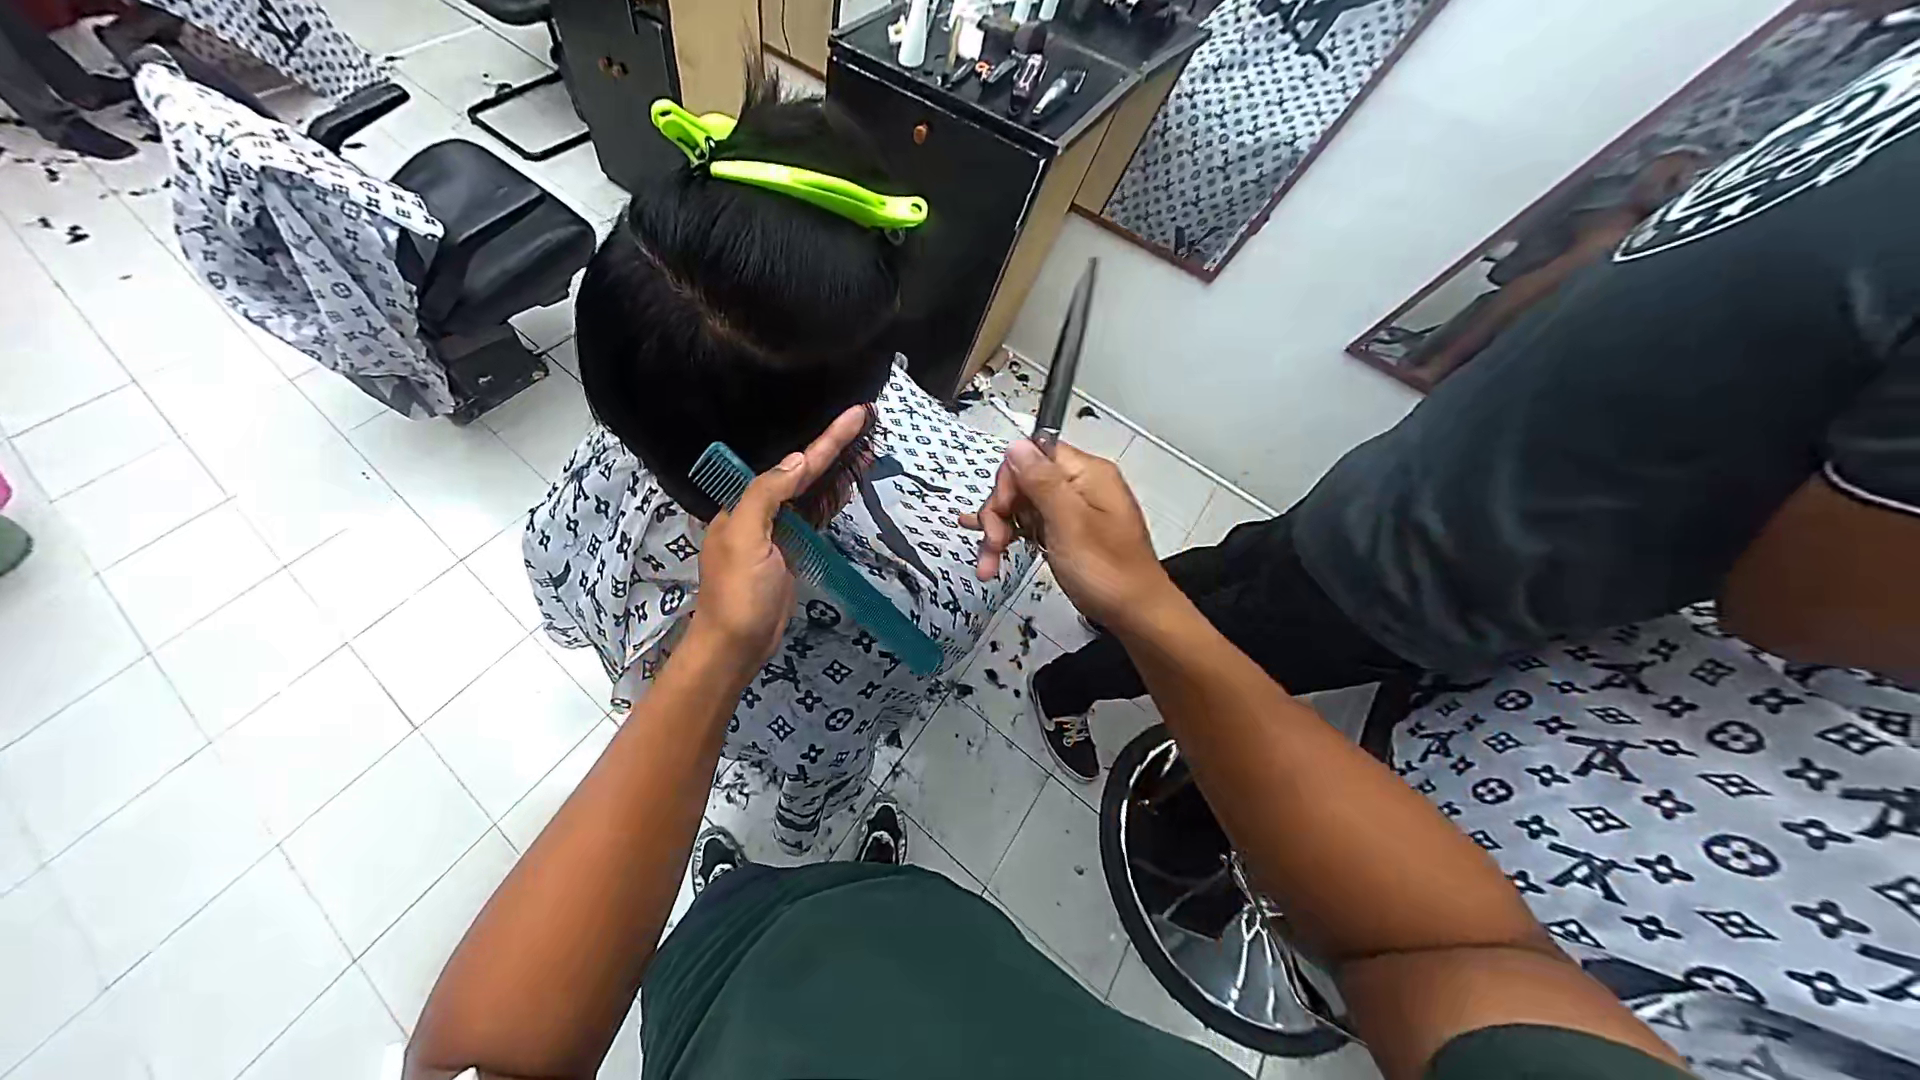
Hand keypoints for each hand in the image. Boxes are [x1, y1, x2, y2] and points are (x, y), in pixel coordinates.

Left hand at [694, 406, 869, 665]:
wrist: (738, 644)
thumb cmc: (738, 592)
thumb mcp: (745, 538)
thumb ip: (767, 495)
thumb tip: (797, 460)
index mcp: (746, 501)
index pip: (793, 464)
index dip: (826, 440)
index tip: (855, 415)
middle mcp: (762, 509)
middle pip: (805, 472)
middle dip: (835, 449)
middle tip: (866, 424)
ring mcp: (780, 531)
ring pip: (813, 492)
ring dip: (838, 471)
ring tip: (867, 448)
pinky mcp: (794, 550)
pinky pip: (816, 516)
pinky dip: (832, 499)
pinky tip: (847, 484)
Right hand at [960, 439, 1173, 630]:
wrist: (1135, 615)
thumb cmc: (1110, 573)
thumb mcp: (1070, 523)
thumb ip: (1041, 481)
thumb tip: (1018, 445)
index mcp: (1087, 474)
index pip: (1032, 456)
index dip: (1009, 482)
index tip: (1002, 513)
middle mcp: (1080, 487)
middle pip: (1022, 482)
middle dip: (1000, 512)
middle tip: (995, 543)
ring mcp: (1073, 511)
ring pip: (1021, 507)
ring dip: (1000, 532)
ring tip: (990, 562)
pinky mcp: (1067, 533)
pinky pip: (1031, 525)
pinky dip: (1011, 538)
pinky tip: (993, 551)